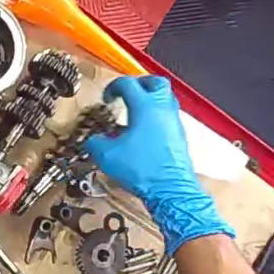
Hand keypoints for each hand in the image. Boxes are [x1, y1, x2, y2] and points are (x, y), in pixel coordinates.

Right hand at [83, 76, 232, 250]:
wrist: (172, 190)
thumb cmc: (143, 169)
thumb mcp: (108, 156)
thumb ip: (96, 144)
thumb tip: (92, 141)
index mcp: (145, 106)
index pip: (129, 84)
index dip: (114, 87)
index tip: (107, 97)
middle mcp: (163, 109)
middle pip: (155, 82)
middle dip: (140, 83)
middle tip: (128, 92)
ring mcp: (175, 123)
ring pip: (165, 99)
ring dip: (151, 100)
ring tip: (136, 112)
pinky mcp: (180, 137)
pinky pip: (169, 118)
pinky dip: (157, 118)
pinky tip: (146, 133)